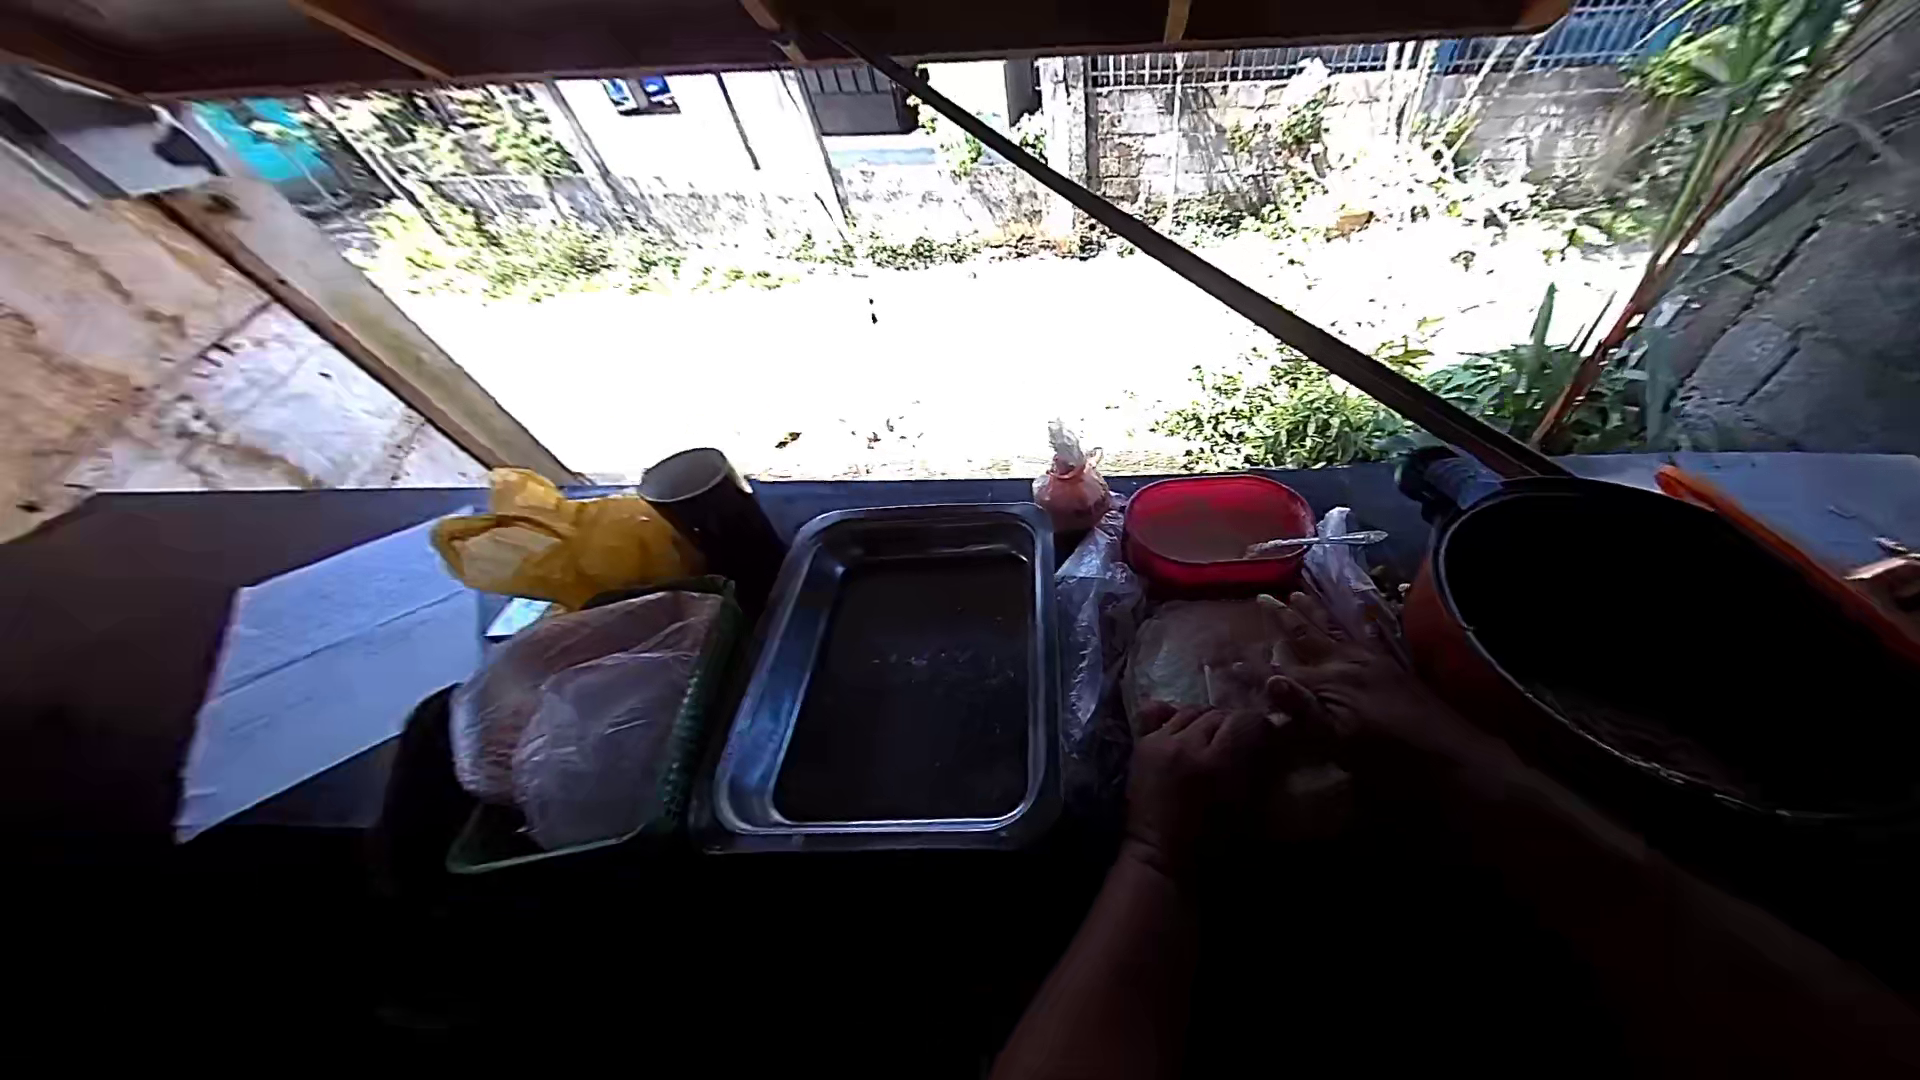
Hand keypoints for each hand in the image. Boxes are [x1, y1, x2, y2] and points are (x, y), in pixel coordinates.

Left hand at [1124, 703, 1276, 879]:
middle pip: (1217, 713)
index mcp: (1215, 763)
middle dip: (1234, 723)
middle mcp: (1185, 744)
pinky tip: (1184, 727)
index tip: (1268, 735)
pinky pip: (1157, 713)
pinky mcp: (1141, 742)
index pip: (1245, 720)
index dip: (1261, 725)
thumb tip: (1272, 738)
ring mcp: (1159, 740)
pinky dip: (1174, 715)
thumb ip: (1259, 769)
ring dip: (1207, 720)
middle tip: (1243, 738)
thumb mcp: (1247, 809)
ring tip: (1215, 735)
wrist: (1159, 855)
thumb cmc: (1212, 845)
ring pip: (1191, 710)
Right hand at [1259, 591, 1520, 788]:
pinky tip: (1354, 617)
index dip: (1251, 666)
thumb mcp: (1342, 744)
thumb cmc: (1394, 763)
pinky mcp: (1395, 671)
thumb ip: (1304, 711)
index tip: (1225, 656)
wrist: (1463, 767)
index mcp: (1331, 683)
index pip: (1280, 671)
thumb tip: (1269, 679)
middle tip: (1264, 597)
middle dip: (1283, 619)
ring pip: (1336, 630)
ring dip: (1315, 612)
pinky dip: (1353, 621)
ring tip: (1299, 593)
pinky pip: (1366, 636)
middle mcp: (1348, 665)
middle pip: (1308, 636)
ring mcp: (1374, 664)